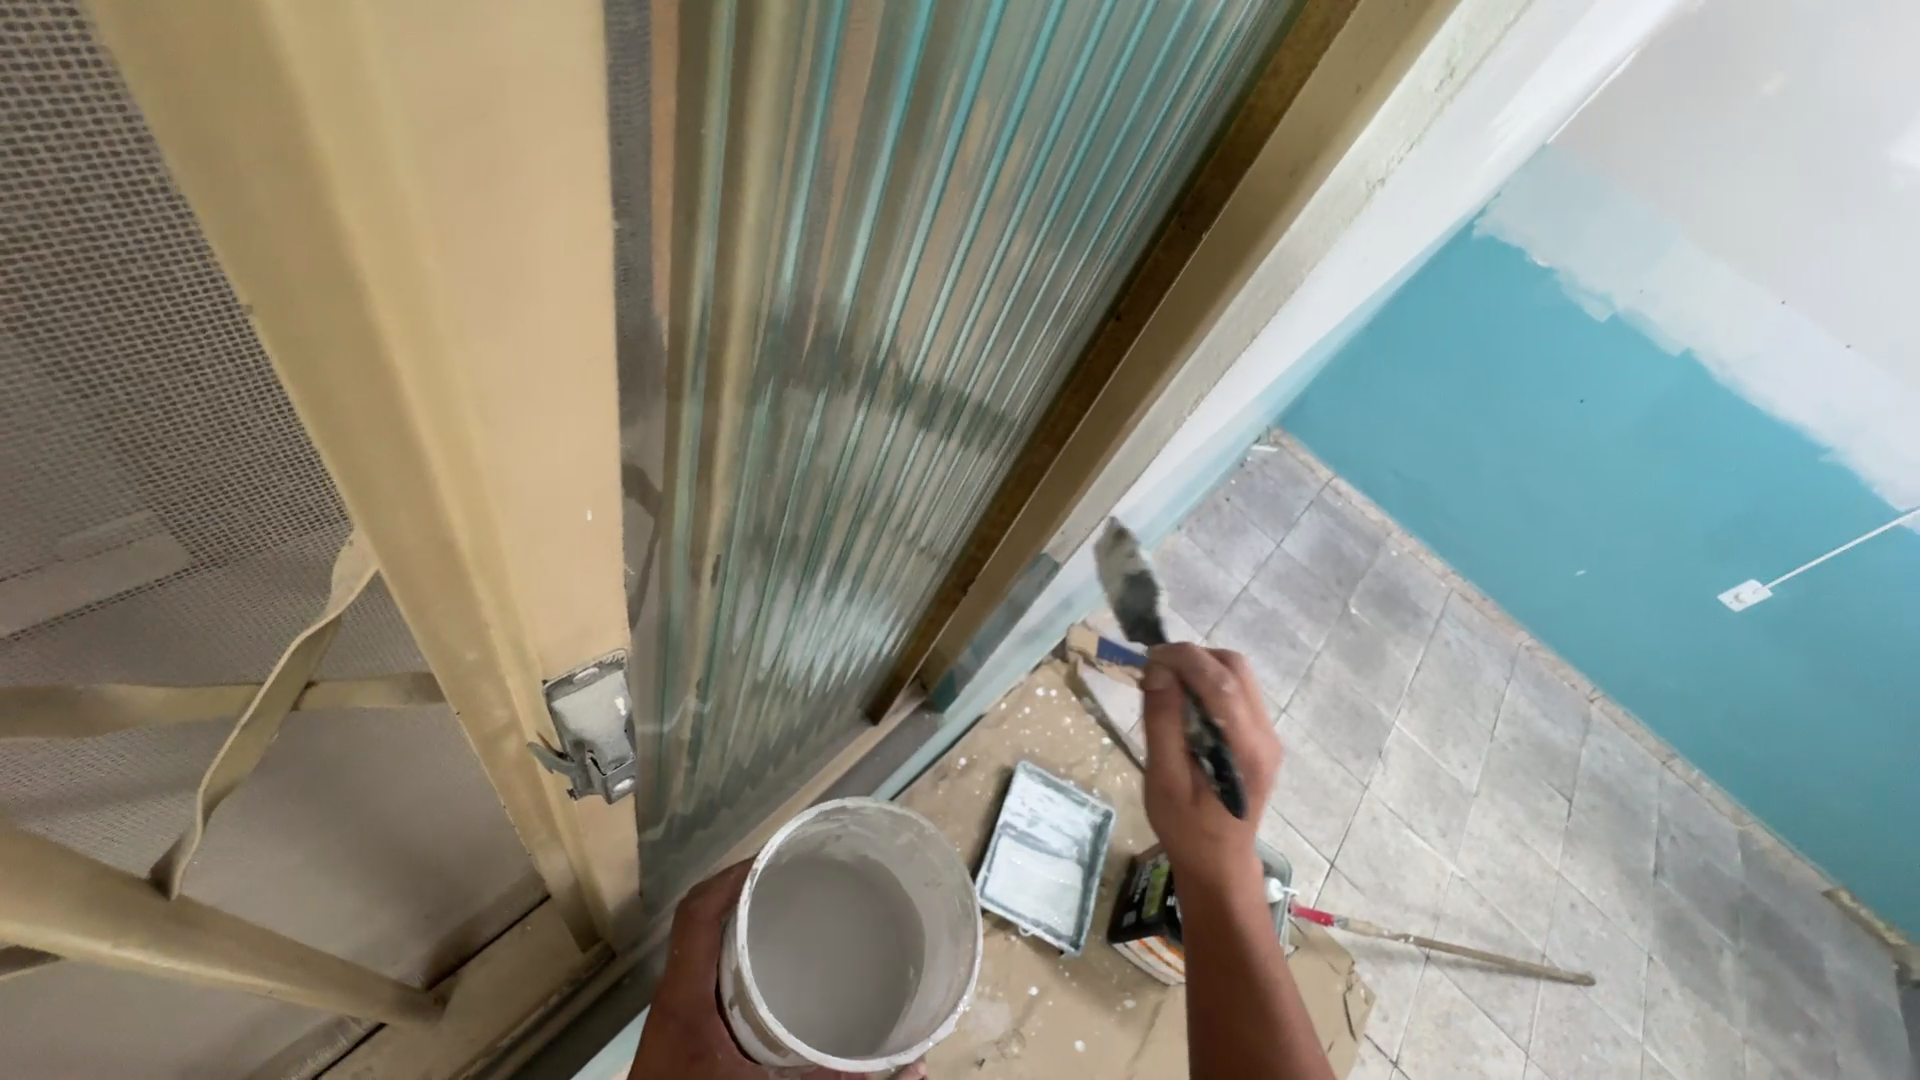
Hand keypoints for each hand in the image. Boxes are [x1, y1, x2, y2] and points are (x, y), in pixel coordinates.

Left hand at [628, 861, 926, 1079]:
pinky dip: (736, 962)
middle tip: (797, 885)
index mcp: (686, 997)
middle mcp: (676, 996)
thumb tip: (912, 1070)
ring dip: (739, 927)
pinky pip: (707, 978)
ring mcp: (676, 1014)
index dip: (731, 876)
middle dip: (746, 895)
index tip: (776, 859)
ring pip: (702, 949)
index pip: (696, 913)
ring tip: (788, 915)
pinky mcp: (684, 1033)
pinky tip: (770, 975)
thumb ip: (834, 1078)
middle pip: (701, 922)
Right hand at [1139, 644, 1282, 899]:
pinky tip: (1183, 704)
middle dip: (1193, 657)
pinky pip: (1237, 693)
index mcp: (1244, 749)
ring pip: (1238, 676)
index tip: (1149, 657)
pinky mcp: (1261, 739)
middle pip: (1235, 668)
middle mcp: (1265, 736)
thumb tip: (1158, 671)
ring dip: (1201, 668)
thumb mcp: (1163, 779)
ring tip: (1165, 685)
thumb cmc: (1185, 827)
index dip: (1184, 658)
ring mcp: (1267, 736)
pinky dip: (1208, 684)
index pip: (1221, 681)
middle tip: (1155, 671)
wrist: (1219, 864)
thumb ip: (1163, 722)